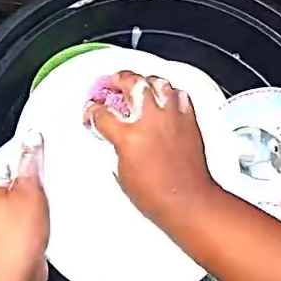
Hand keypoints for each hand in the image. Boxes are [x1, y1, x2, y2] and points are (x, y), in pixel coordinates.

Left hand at [0, 130, 47, 280]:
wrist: (13, 278)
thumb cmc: (13, 242)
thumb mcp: (30, 192)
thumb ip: (32, 163)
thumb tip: (32, 141)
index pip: (10, 151)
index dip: (30, 144)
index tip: (45, 141)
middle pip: (18, 172)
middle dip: (37, 171)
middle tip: (51, 171)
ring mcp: (1, 216)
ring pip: (26, 192)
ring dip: (40, 191)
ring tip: (49, 195)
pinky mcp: (14, 230)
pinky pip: (30, 210)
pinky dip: (41, 209)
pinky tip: (49, 213)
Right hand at [86, 70, 220, 223]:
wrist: (188, 201)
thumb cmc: (157, 196)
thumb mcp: (121, 172)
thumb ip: (116, 145)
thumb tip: (113, 134)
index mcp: (128, 136)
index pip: (102, 113)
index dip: (92, 110)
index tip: (92, 110)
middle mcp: (151, 121)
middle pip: (131, 83)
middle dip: (118, 79)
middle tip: (113, 81)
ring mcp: (172, 117)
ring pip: (158, 82)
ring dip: (145, 81)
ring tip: (139, 83)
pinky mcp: (189, 120)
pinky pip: (180, 95)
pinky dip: (170, 92)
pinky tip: (165, 96)